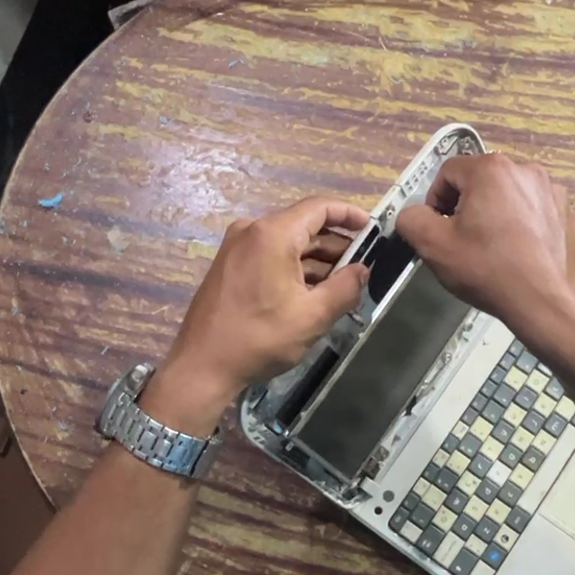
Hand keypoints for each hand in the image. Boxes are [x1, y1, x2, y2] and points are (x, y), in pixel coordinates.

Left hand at [145, 198, 369, 433]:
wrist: (201, 367)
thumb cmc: (259, 339)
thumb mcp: (312, 316)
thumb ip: (345, 288)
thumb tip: (363, 271)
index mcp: (272, 234)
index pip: (319, 207)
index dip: (350, 214)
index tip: (373, 229)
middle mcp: (251, 231)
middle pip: (304, 225)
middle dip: (336, 244)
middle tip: (363, 266)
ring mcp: (236, 248)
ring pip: (288, 243)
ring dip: (317, 260)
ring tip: (343, 284)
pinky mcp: (230, 266)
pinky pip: (270, 256)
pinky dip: (295, 268)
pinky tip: (313, 292)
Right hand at [394, 154, 574, 347]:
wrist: (545, 302)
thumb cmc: (488, 270)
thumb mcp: (433, 245)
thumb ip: (411, 220)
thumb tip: (413, 215)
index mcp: (490, 169)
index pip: (448, 173)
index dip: (435, 201)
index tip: (438, 230)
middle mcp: (525, 170)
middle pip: (481, 182)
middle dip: (467, 208)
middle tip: (463, 242)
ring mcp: (552, 191)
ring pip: (509, 196)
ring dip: (496, 215)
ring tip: (493, 250)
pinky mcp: (567, 214)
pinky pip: (535, 212)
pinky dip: (523, 227)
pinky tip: (519, 254)